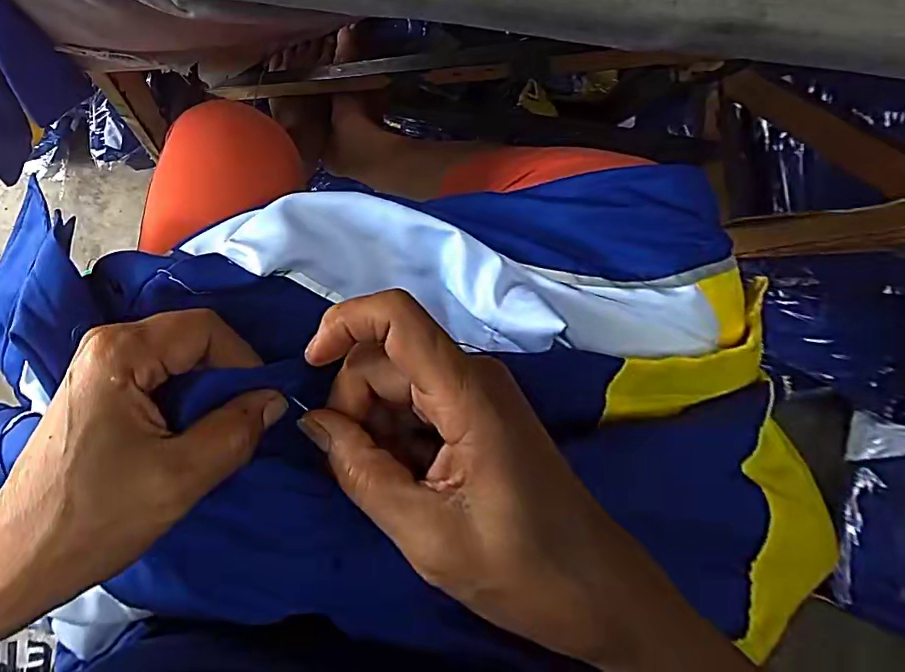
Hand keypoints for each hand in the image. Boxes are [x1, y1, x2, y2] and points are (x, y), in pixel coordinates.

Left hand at [0, 309, 284, 671]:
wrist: (13, 565)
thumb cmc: (92, 519)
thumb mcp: (179, 479)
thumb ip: (236, 431)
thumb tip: (275, 399)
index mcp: (121, 350)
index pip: (206, 329)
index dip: (244, 361)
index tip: (262, 402)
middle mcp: (108, 341)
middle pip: (190, 338)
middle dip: (225, 376)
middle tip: (245, 417)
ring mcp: (98, 363)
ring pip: (176, 357)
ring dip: (205, 389)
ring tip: (219, 428)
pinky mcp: (97, 386)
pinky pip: (157, 374)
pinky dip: (183, 397)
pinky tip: (188, 431)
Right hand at [298, 291, 751, 671]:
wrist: (596, 589)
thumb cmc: (521, 567)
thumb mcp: (427, 535)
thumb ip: (362, 473)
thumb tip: (313, 423)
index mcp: (466, 390)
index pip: (398, 316)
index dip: (345, 321)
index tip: (308, 366)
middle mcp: (471, 374)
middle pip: (386, 357)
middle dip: (353, 404)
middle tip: (357, 471)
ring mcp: (476, 391)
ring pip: (396, 382)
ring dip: (374, 426)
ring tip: (392, 488)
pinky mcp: (476, 411)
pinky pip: (417, 403)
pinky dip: (396, 435)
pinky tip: (408, 482)